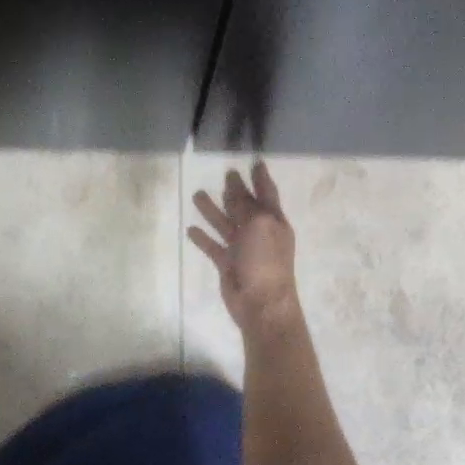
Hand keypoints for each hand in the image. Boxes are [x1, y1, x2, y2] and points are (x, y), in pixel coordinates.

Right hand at [189, 163, 302, 337]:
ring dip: (212, 209)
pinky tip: (191, 228)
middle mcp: (259, 232)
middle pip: (244, 206)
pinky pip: (213, 246)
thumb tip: (234, 190)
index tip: (255, 161)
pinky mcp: (227, 264)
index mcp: (273, 220)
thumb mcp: (259, 224)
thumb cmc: (265, 260)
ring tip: (196, 194)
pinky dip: (203, 238)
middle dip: (236, 190)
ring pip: (225, 223)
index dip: (261, 177)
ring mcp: (243, 249)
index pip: (267, 192)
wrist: (261, 303)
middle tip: (225, 173)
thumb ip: (245, 206)